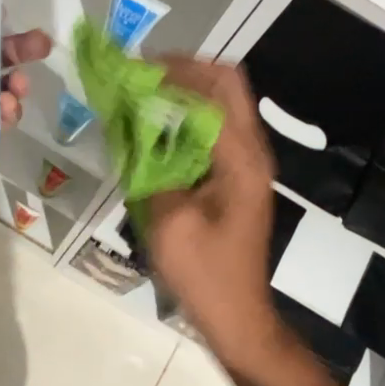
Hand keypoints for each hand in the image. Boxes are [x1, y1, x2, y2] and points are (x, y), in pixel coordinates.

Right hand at [142, 58, 290, 373]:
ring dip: (185, 93)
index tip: (135, 69)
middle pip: (226, 85)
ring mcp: (247, 165)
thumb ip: (150, 166)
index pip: (216, 88)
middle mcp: (252, 152)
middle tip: (141, 75)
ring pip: (222, 106)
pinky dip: (186, 120)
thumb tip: (132, 125)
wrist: (236, 316)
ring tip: (142, 96)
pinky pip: (214, 132)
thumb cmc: (205, 272)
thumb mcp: (169, 221)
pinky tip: (154, 132)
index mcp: (241, 158)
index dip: (176, 70)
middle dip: (185, 71)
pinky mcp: (237, 179)